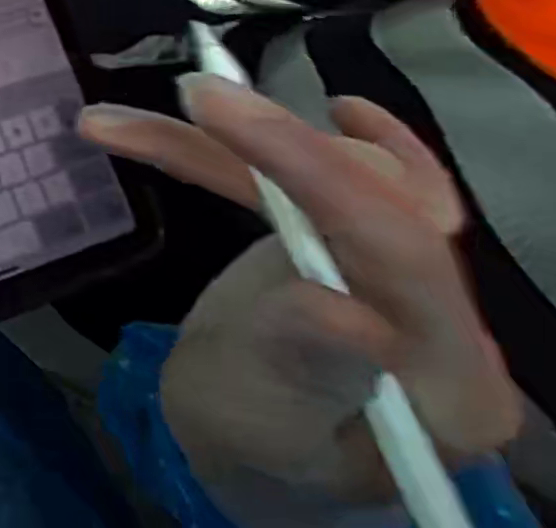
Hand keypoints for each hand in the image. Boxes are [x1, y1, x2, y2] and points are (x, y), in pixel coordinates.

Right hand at [79, 75, 520, 521]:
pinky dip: (295, 143)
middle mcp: (435, 312)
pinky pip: (325, 187)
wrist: (253, 462)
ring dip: (224, 141)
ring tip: (115, 124)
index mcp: (441, 369)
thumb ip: (306, 369)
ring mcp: (391, 280)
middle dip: (267, 136)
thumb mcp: (263, 424)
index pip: (394, 242)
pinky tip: (306, 110)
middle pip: (368, 194)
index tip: (210, 107)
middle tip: (182, 92)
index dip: (305, 163)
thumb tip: (337, 305)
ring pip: (327, 179)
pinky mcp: (343, 259)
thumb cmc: (253, 454)